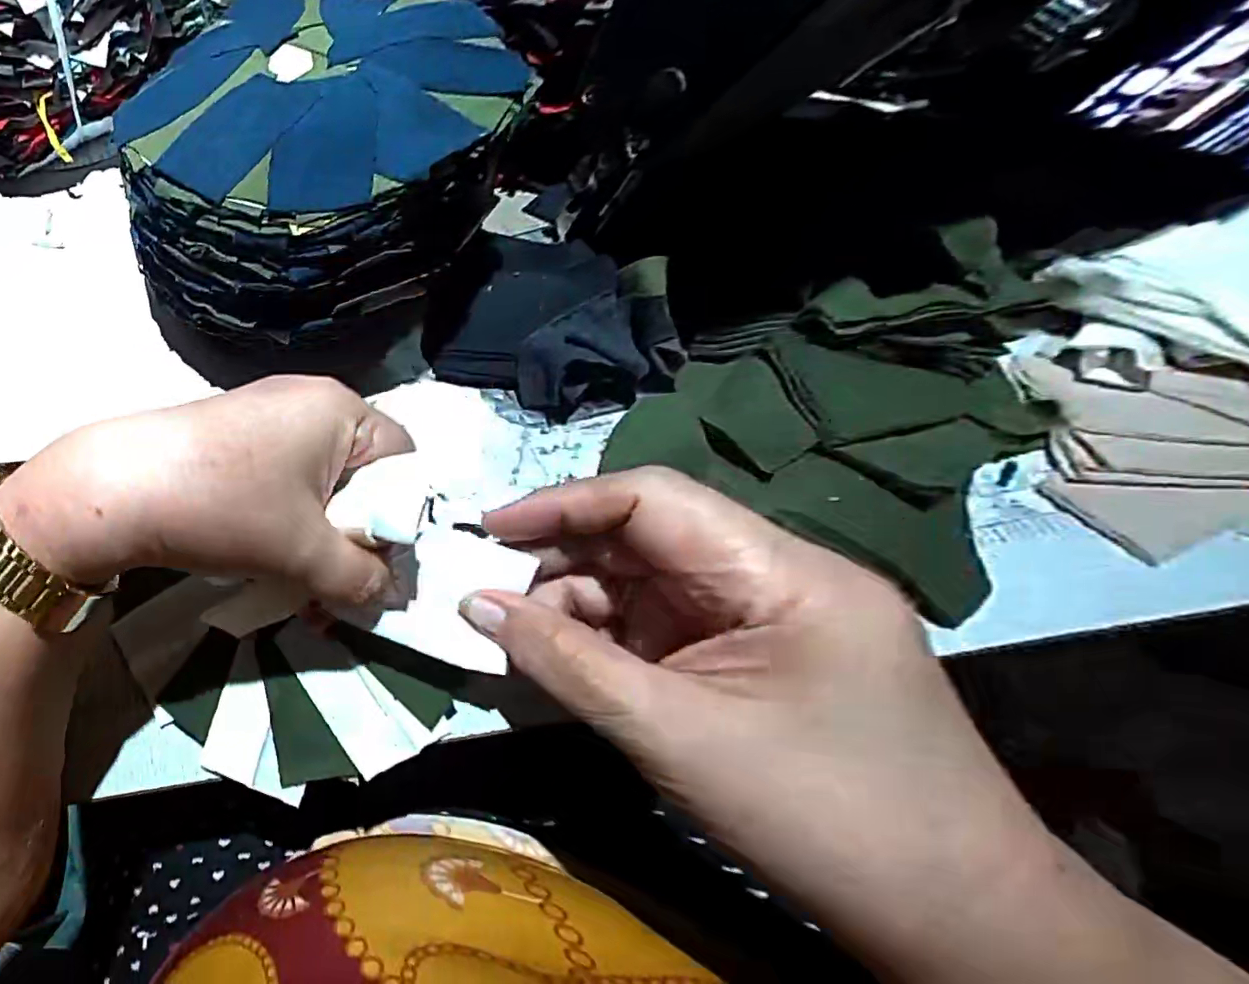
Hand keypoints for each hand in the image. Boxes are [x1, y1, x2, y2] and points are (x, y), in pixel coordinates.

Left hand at [0, 376, 413, 604]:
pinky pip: (283, 484)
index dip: (400, 518)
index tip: (379, 565)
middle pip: (360, 477)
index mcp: (340, 409)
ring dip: (318, 542)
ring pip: (319, 488)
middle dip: (353, 539)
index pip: (403, 463)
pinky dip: (286, 525)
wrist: (115, 490)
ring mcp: (267, 418)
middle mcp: (308, 403)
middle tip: (340, 589)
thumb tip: (388, 593)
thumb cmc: (226, 507)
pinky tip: (270, 566)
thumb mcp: (305, 552)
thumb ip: (361, 577)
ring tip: (302, 593)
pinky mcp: (235, 440)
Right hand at [460, 467, 1237, 983]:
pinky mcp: (742, 655)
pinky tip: (560, 656)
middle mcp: (768, 576)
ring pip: (641, 581)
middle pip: (642, 537)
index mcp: (781, 571)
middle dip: (560, 559)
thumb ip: (563, 660)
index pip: (653, 499)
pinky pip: (654, 624)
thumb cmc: (821, 819)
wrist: (955, 930)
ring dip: (574, 602)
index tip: (491, 529)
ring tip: (517, 634)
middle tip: (489, 589)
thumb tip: (473, 605)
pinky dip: (600, 636)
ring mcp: (757, 616)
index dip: (563, 504)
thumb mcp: (670, 732)